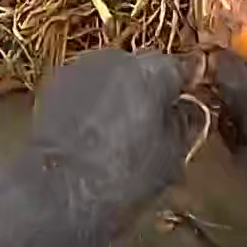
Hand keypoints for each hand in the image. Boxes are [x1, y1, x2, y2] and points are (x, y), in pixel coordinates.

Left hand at [28, 49, 193, 219]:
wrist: (60, 189)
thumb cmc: (122, 178)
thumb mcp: (169, 159)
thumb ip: (183, 125)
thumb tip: (188, 109)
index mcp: (151, 71)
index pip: (178, 66)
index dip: (183, 85)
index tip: (185, 103)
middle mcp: (118, 57)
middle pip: (141, 67)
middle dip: (148, 89)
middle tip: (150, 125)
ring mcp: (84, 65)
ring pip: (112, 74)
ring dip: (118, 93)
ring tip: (115, 131)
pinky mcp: (58, 79)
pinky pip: (85, 84)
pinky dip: (91, 100)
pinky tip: (88, 131)